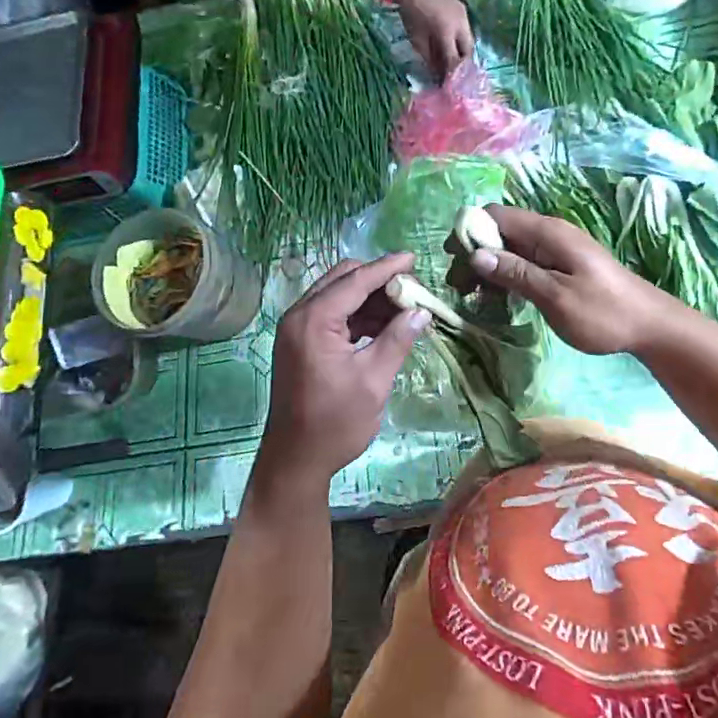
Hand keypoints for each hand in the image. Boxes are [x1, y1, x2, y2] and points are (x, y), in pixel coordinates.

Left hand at [256, 254, 431, 491]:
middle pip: (342, 279)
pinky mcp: (300, 343)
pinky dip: (356, 315)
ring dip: (368, 298)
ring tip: (403, 308)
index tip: (413, 258)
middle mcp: (300, 315)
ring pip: (337, 295)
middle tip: (411, 288)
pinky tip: (383, 325)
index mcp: (314, 320)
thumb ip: (397, 340)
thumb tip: (421, 312)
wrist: (296, 459)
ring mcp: (296, 329)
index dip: (387, 268)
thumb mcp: (374, 380)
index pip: (356, 280)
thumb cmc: (335, 422)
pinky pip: (331, 314)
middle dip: (377, 279)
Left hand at [396, 0, 473, 80]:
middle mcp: (461, 24)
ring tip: (454, 63)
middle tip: (454, 75)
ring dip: (463, 53)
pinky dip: (461, 42)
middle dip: (463, 65)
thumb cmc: (411, 13)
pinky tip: (453, 47)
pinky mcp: (463, 11)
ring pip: (470, 41)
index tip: (449, 85)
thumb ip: (431, 59)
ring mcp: (465, 16)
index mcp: (447, 32)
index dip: (452, 74)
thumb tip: (439, 75)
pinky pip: (466, 31)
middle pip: (468, 51)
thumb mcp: (417, 41)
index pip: (454, 60)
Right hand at [457, 205, 680, 355]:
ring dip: (488, 269)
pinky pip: (524, 264)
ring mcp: (556, 251)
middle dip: (474, 255)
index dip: (469, 233)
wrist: (649, 326)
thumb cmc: (603, 313)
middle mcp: (549, 235)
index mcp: (548, 233)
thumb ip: (516, 273)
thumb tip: (477, 254)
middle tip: (459, 288)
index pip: (496, 216)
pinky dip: (506, 278)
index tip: (451, 261)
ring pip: (509, 250)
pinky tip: (498, 300)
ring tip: (473, 298)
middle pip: (499, 233)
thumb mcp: (555, 296)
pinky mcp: (560, 268)